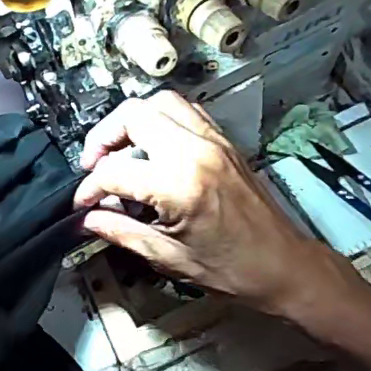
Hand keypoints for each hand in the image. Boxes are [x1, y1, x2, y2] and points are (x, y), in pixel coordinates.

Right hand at [74, 92, 370, 329]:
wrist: (286, 266)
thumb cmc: (236, 269)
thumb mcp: (169, 258)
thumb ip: (121, 232)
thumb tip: (89, 219)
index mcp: (180, 186)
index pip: (114, 171)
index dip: (90, 188)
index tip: (84, 203)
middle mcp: (196, 153)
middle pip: (132, 115)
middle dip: (103, 137)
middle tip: (94, 165)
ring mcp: (212, 141)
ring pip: (158, 102)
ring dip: (131, 120)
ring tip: (120, 148)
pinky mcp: (223, 141)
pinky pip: (184, 109)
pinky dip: (159, 118)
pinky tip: (151, 145)